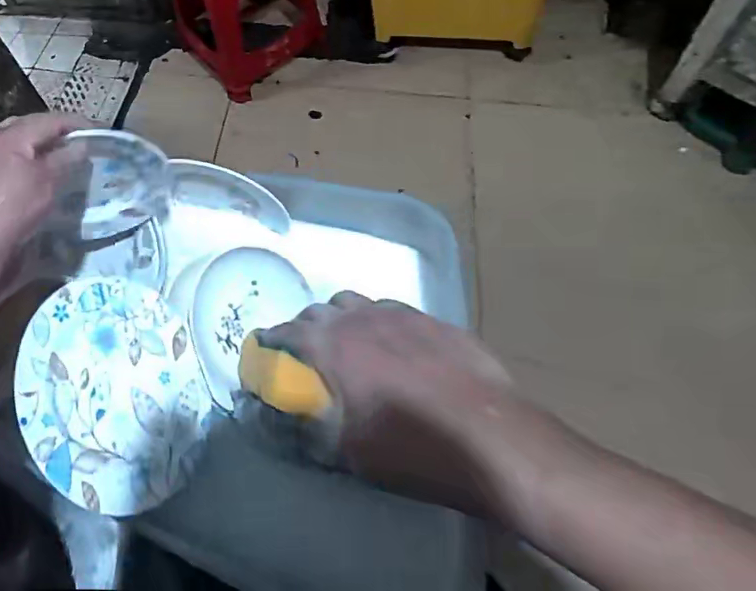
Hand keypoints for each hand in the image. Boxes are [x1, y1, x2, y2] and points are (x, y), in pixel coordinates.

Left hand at [0, 114, 86, 285]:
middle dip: (62, 133)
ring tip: (70, 159)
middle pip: (35, 128)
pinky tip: (46, 176)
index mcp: (13, 134)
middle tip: (86, 144)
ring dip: (48, 149)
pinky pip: (16, 160)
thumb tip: (82, 144)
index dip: (79, 124)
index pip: (52, 119)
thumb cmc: (13, 207)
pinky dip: (35, 162)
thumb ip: (66, 158)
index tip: (102, 133)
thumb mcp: (47, 181)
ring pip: (25, 145)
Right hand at [254, 292, 533, 519]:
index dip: (270, 341)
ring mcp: (396, 312)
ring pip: (355, 303)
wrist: (491, 435)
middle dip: (306, 329)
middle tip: (309, 357)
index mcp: (331, 346)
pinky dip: (379, 323)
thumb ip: (314, 430)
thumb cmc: (412, 448)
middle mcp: (358, 318)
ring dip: (342, 319)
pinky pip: (390, 310)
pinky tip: (394, 347)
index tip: (264, 351)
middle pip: (318, 311)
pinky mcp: (429, 318)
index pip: (285, 332)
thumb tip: (294, 420)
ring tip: (350, 346)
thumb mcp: (351, 453)